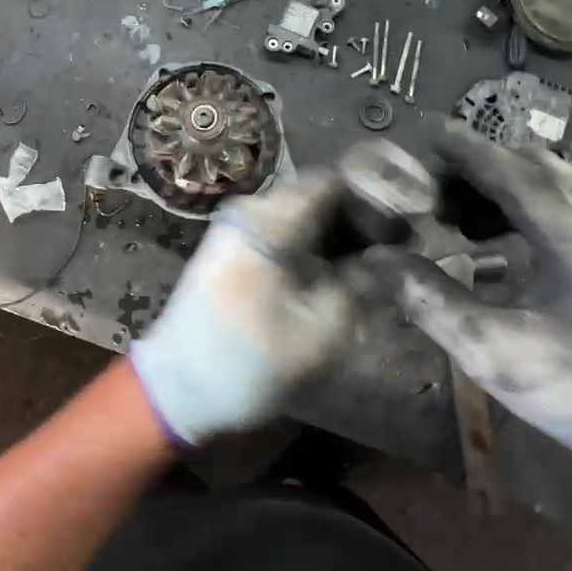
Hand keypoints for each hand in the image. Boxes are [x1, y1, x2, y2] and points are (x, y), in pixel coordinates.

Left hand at [130, 172, 356, 445]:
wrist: (176, 386)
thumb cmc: (246, 363)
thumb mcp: (316, 337)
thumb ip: (353, 291)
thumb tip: (379, 263)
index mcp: (270, 225)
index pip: (328, 185)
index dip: (366, 198)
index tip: (395, 221)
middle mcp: (248, 214)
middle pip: (310, 194)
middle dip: (348, 214)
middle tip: (383, 244)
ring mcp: (232, 228)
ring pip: (292, 211)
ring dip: (325, 228)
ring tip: (359, 258)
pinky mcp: (226, 247)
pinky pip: (274, 227)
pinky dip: (302, 238)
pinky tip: (322, 268)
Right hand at [362, 124, 571, 510]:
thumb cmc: (569, 396)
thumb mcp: (490, 356)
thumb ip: (430, 302)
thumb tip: (377, 257)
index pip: (526, 181)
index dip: (474, 153)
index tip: (429, 132)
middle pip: (540, 168)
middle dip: (479, 166)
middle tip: (429, 186)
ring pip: (553, 174)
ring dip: (498, 178)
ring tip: (452, 208)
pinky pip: (566, 189)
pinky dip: (521, 193)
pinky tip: (488, 221)